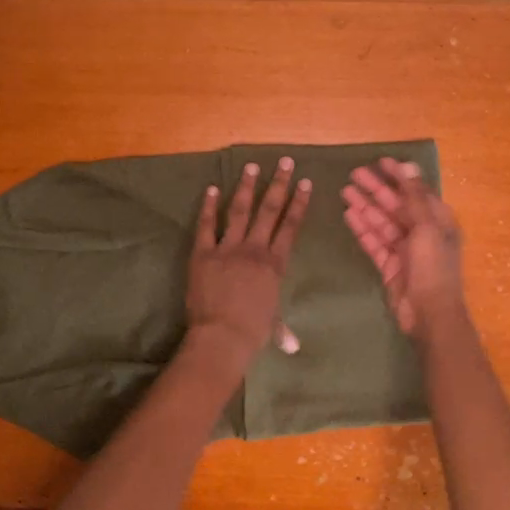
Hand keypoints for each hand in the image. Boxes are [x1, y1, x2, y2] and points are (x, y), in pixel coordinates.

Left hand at [185, 157, 310, 362]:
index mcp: (274, 265)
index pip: (290, 227)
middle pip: (269, 211)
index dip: (299, 204)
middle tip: (284, 162)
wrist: (222, 336)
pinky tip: (211, 189)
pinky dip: (208, 207)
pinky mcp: (203, 254)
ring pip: (240, 211)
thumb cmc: (252, 332)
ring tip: (252, 166)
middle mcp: (254, 250)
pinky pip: (206, 226)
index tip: (305, 183)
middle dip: (278, 185)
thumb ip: (281, 330)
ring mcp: (228, 249)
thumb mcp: (271, 327)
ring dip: (246, 188)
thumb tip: (294, 346)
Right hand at [342, 157, 465, 337]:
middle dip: (376, 189)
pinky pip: (374, 241)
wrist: (429, 313)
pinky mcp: (390, 265)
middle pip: (396, 205)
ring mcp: (405, 250)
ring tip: (345, 191)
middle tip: (354, 173)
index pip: (416, 191)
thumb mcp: (427, 227)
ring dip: (365, 206)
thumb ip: (414, 198)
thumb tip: (409, 167)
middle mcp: (422, 232)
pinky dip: (363, 228)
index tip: (380, 161)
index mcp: (437, 220)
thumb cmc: (433, 267)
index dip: (399, 175)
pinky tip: (349, 215)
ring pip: (382, 222)